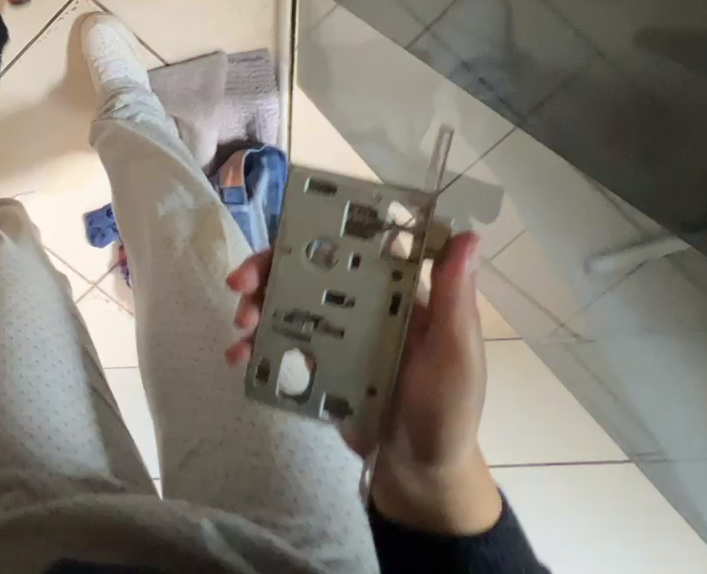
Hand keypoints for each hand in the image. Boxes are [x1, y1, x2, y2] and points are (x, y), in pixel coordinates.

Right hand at [224, 231, 503, 535]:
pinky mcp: (313, 364)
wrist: (420, 473)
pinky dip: (253, 346)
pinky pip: (277, 345)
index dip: (312, 232)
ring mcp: (330, 333)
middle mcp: (355, 304)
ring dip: (255, 303)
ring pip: (282, 302)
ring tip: (242, 323)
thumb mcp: (458, 353)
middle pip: (302, 269)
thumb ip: (454, 298)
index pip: (346, 246)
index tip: (284, 236)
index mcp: (389, 292)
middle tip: (240, 283)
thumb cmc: (447, 409)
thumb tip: (467, 235)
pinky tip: (240, 357)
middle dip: (265, 268)